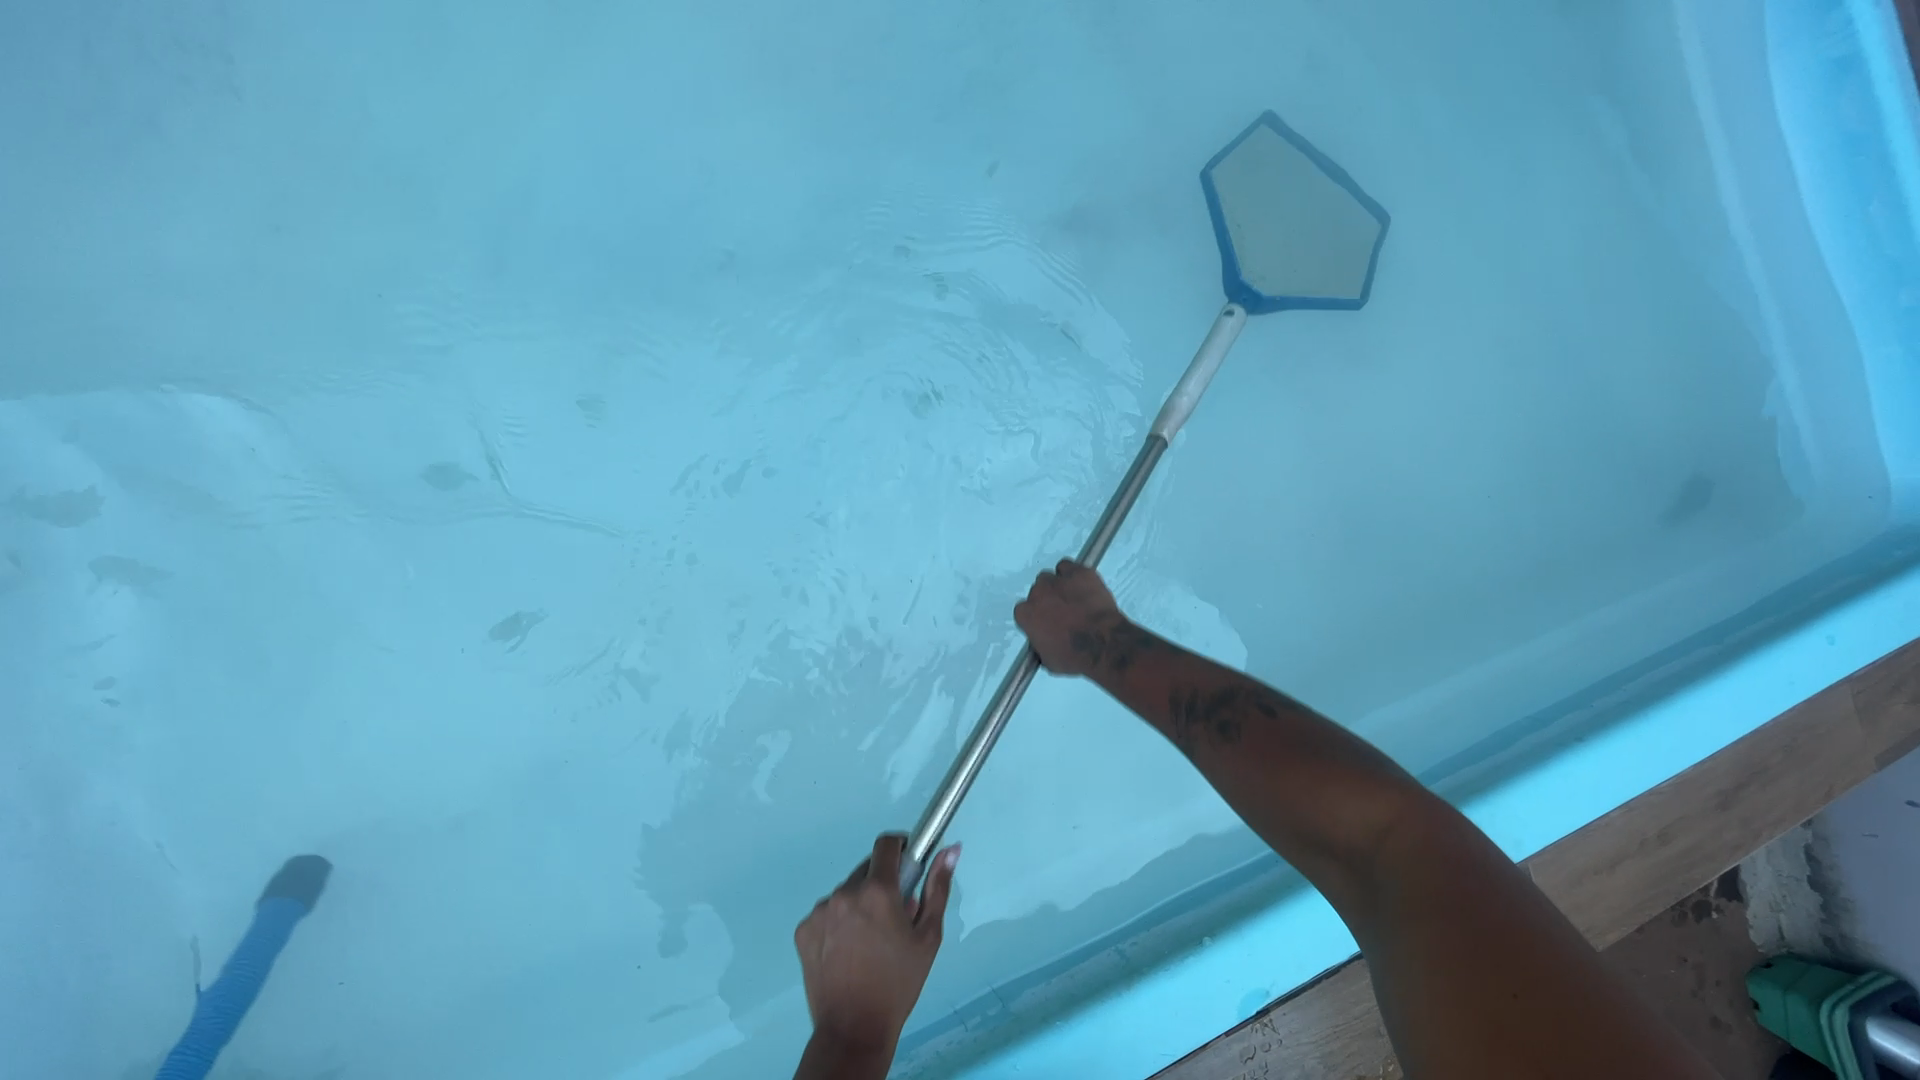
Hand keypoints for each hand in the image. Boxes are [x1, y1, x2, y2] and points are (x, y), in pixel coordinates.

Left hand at [794, 834, 959, 1054]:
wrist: (854, 1029)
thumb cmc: (899, 983)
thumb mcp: (928, 937)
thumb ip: (938, 888)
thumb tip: (951, 849)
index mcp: (877, 890)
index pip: (886, 844)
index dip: (900, 846)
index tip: (909, 862)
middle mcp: (845, 892)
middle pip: (867, 870)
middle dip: (882, 883)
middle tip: (894, 916)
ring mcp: (820, 911)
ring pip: (847, 893)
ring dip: (860, 904)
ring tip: (869, 941)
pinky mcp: (804, 930)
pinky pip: (827, 913)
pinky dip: (839, 923)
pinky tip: (848, 951)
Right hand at [1012, 559, 1131, 676]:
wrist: (1104, 644)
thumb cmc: (1075, 657)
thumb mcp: (1049, 661)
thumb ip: (1040, 646)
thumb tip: (1042, 645)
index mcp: (1026, 614)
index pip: (1024, 610)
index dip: (1036, 616)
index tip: (1047, 622)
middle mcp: (1037, 593)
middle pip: (1038, 591)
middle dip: (1049, 600)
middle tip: (1064, 612)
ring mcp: (1058, 580)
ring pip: (1052, 576)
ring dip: (1060, 585)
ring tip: (1075, 597)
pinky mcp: (1078, 572)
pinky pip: (1069, 566)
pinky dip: (1074, 574)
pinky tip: (1083, 585)